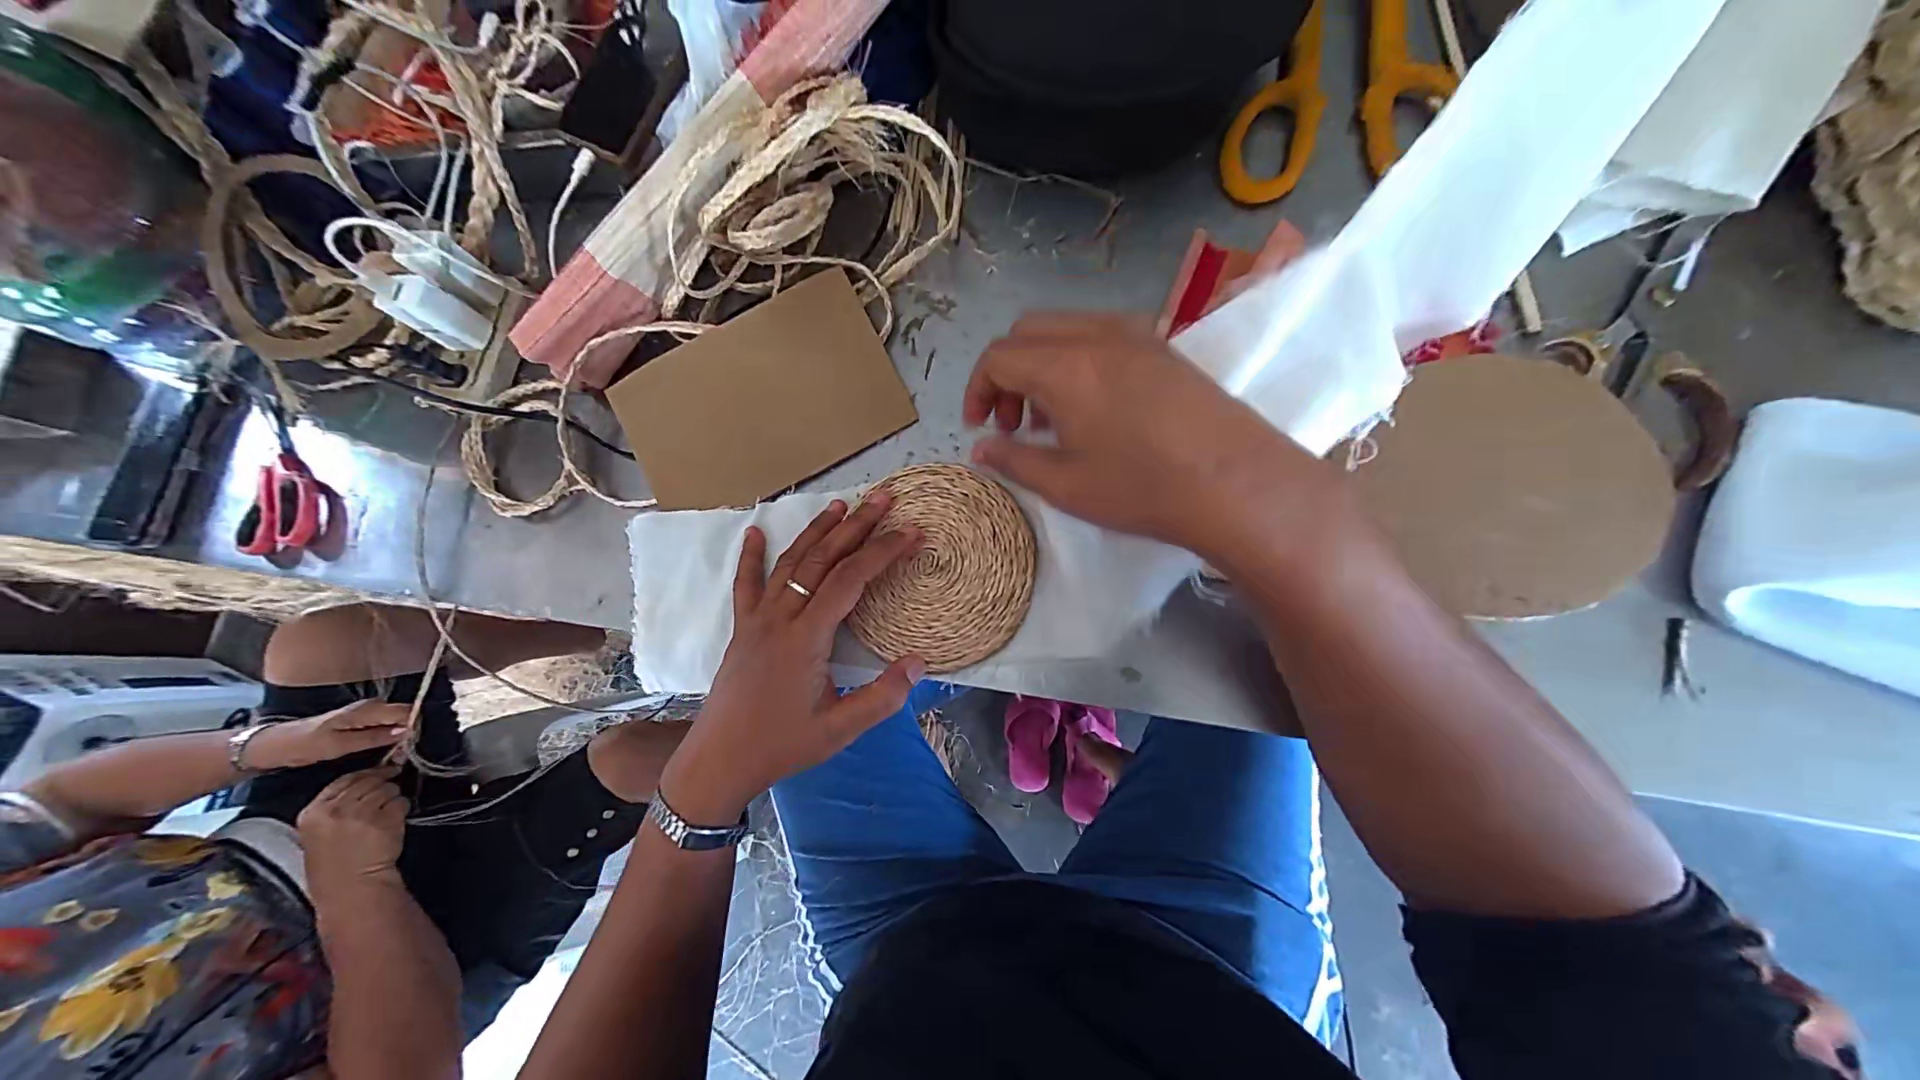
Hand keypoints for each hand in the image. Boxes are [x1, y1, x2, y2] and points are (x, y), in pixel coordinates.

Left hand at [246, 701, 409, 770]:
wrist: (275, 745)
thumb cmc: (305, 746)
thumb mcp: (339, 746)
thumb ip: (373, 737)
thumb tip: (405, 732)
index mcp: (367, 709)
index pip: (406, 712)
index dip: (413, 727)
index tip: (410, 746)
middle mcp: (372, 705)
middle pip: (404, 714)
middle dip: (408, 732)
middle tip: (403, 755)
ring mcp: (367, 711)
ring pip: (396, 719)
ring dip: (400, 735)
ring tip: (396, 754)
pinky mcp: (363, 718)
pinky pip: (386, 723)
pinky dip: (390, 735)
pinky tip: (386, 749)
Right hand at [298, 767, 407, 895]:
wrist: (350, 887)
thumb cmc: (334, 864)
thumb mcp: (320, 832)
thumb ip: (337, 805)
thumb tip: (368, 778)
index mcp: (313, 812)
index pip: (345, 779)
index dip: (367, 773)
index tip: (381, 771)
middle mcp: (336, 808)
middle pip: (369, 780)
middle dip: (383, 783)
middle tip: (388, 791)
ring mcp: (362, 812)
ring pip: (389, 788)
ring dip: (393, 797)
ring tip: (385, 816)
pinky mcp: (386, 818)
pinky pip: (402, 802)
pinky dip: (402, 809)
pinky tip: (394, 823)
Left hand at [659, 494, 924, 824]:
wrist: (718, 761)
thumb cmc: (781, 745)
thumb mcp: (840, 729)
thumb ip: (883, 696)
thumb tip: (920, 662)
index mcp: (807, 638)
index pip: (851, 580)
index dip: (884, 552)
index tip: (912, 533)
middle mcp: (781, 618)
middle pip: (822, 559)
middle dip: (856, 527)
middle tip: (882, 499)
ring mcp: (757, 620)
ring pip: (790, 564)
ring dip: (816, 531)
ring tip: (840, 505)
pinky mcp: (742, 629)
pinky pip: (747, 585)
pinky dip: (752, 556)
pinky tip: (756, 531)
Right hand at [964, 313, 1355, 572]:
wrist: (1237, 484)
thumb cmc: (1142, 488)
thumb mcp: (1066, 484)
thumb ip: (1014, 459)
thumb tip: (981, 450)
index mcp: (1065, 366)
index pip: (998, 356)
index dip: (977, 390)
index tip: (979, 428)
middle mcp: (1097, 334)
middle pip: (1027, 332)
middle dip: (1005, 373)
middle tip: (1010, 424)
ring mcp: (1136, 334)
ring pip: (1065, 329)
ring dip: (1040, 364)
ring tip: (1050, 419)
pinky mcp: (1163, 346)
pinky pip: (1100, 336)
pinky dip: (1075, 361)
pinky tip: (1091, 408)